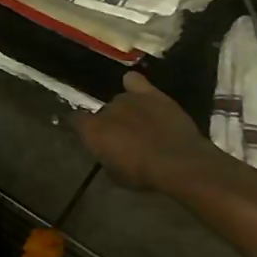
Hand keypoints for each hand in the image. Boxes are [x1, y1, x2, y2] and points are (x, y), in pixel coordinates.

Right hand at [71, 71, 231, 192]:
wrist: (180, 164)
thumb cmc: (143, 175)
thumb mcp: (115, 173)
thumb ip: (106, 156)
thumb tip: (108, 151)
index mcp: (91, 129)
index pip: (75, 120)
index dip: (83, 127)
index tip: (92, 136)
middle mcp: (106, 109)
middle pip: (103, 111)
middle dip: (111, 122)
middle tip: (124, 136)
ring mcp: (129, 100)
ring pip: (122, 100)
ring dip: (127, 110)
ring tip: (141, 122)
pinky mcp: (152, 95)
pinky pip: (135, 81)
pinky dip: (133, 85)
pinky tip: (135, 88)